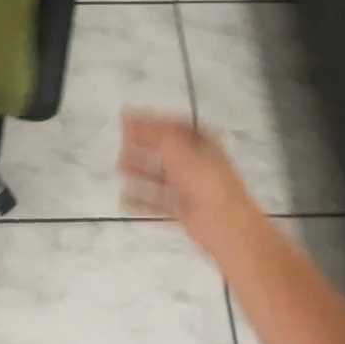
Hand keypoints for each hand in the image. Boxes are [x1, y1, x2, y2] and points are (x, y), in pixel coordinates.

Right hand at [119, 112, 264, 258]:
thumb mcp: (178, 149)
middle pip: (164, 150)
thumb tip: (128, 117)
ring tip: (120, 167)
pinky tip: (126, 198)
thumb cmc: (205, 181)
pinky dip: (142, 198)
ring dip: (139, 171)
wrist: (225, 225)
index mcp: (202, 142)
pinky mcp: (183, 208)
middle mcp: (196, 162)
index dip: (150, 122)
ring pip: (159, 175)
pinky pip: (159, 199)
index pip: (173, 125)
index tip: (127, 121)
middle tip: (121, 144)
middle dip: (142, 147)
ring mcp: (190, 186)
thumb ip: (152, 134)